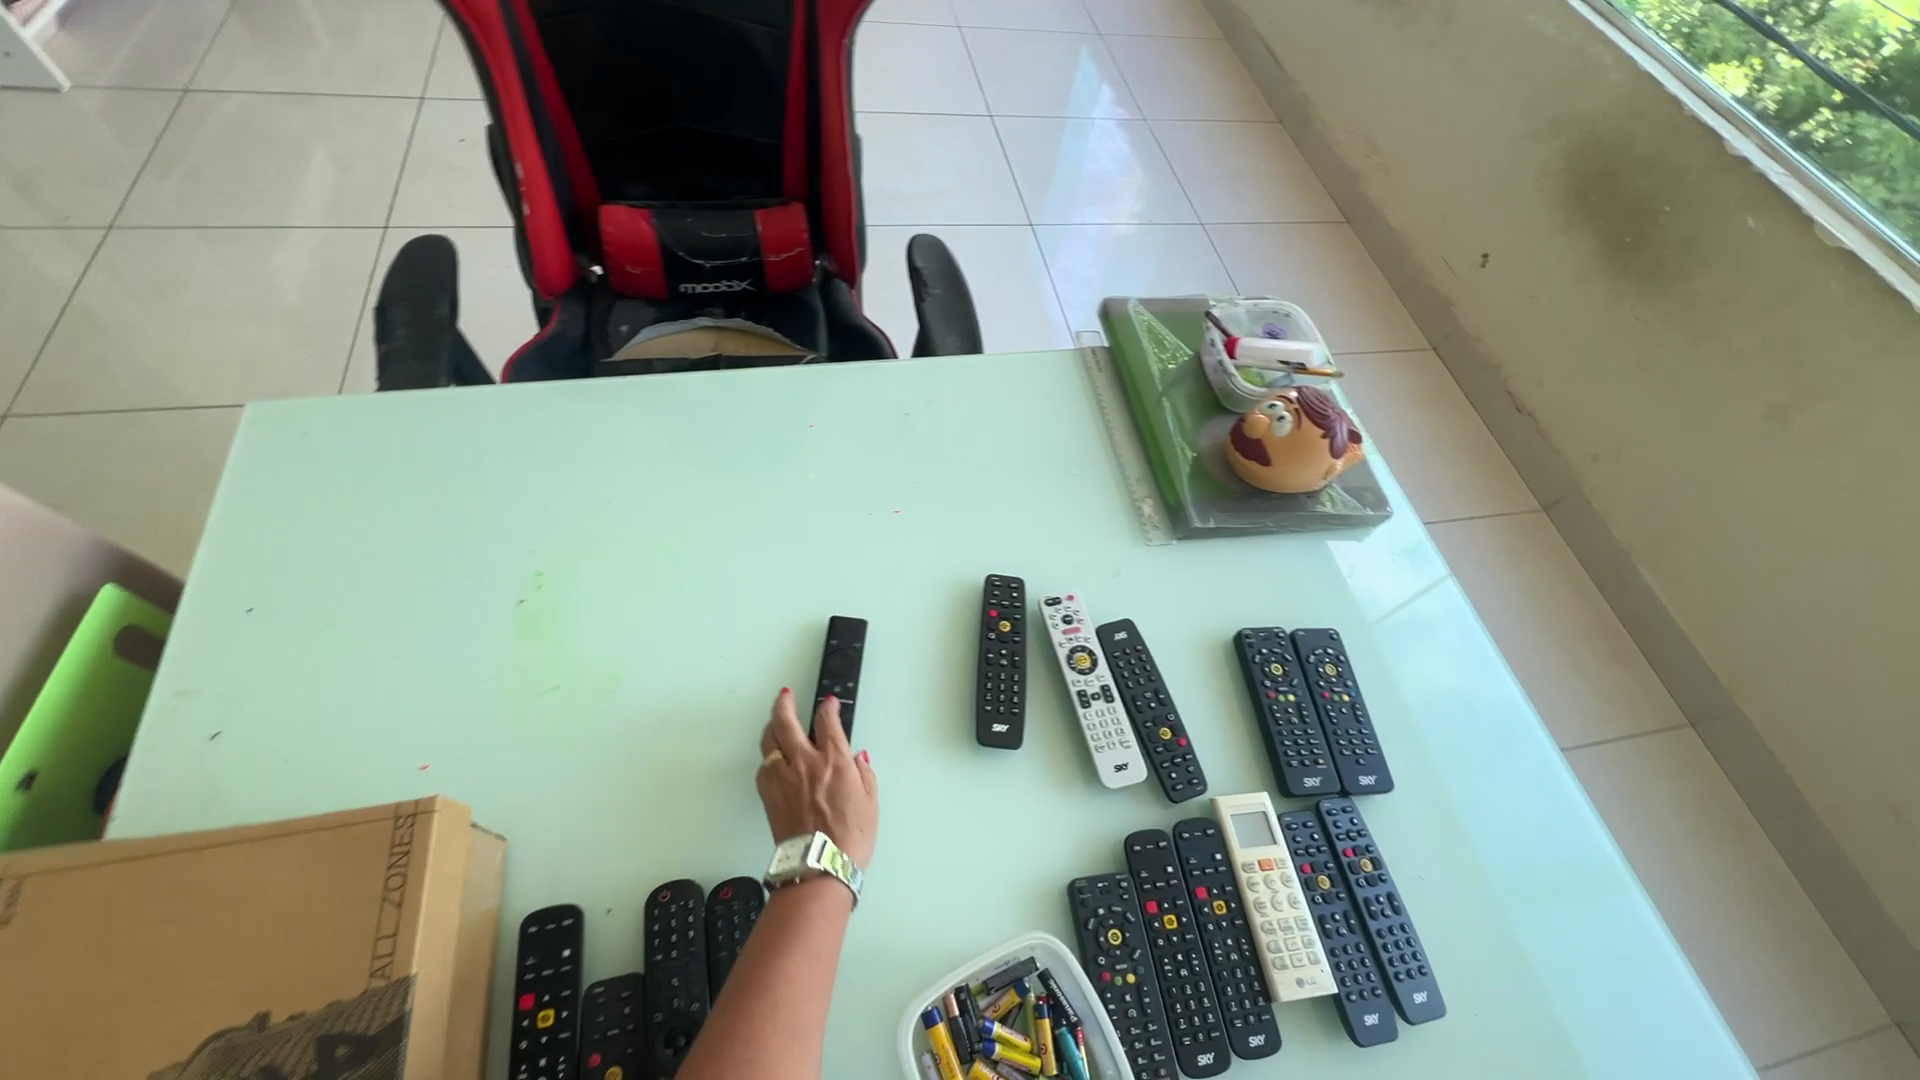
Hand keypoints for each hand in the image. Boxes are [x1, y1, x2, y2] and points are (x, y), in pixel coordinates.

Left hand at [756, 688, 878, 868]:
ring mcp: (783, 777)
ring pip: (769, 740)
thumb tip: (860, 758)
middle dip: (785, 703)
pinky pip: (763, 766)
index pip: (827, 720)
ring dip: (771, 726)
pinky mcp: (768, 794)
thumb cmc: (848, 839)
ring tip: (774, 721)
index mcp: (834, 761)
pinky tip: (772, 758)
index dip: (828, 707)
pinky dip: (767, 757)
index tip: (829, 703)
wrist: (819, 866)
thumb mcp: (871, 803)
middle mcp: (805, 762)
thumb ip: (865, 774)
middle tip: (786, 695)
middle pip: (786, 720)